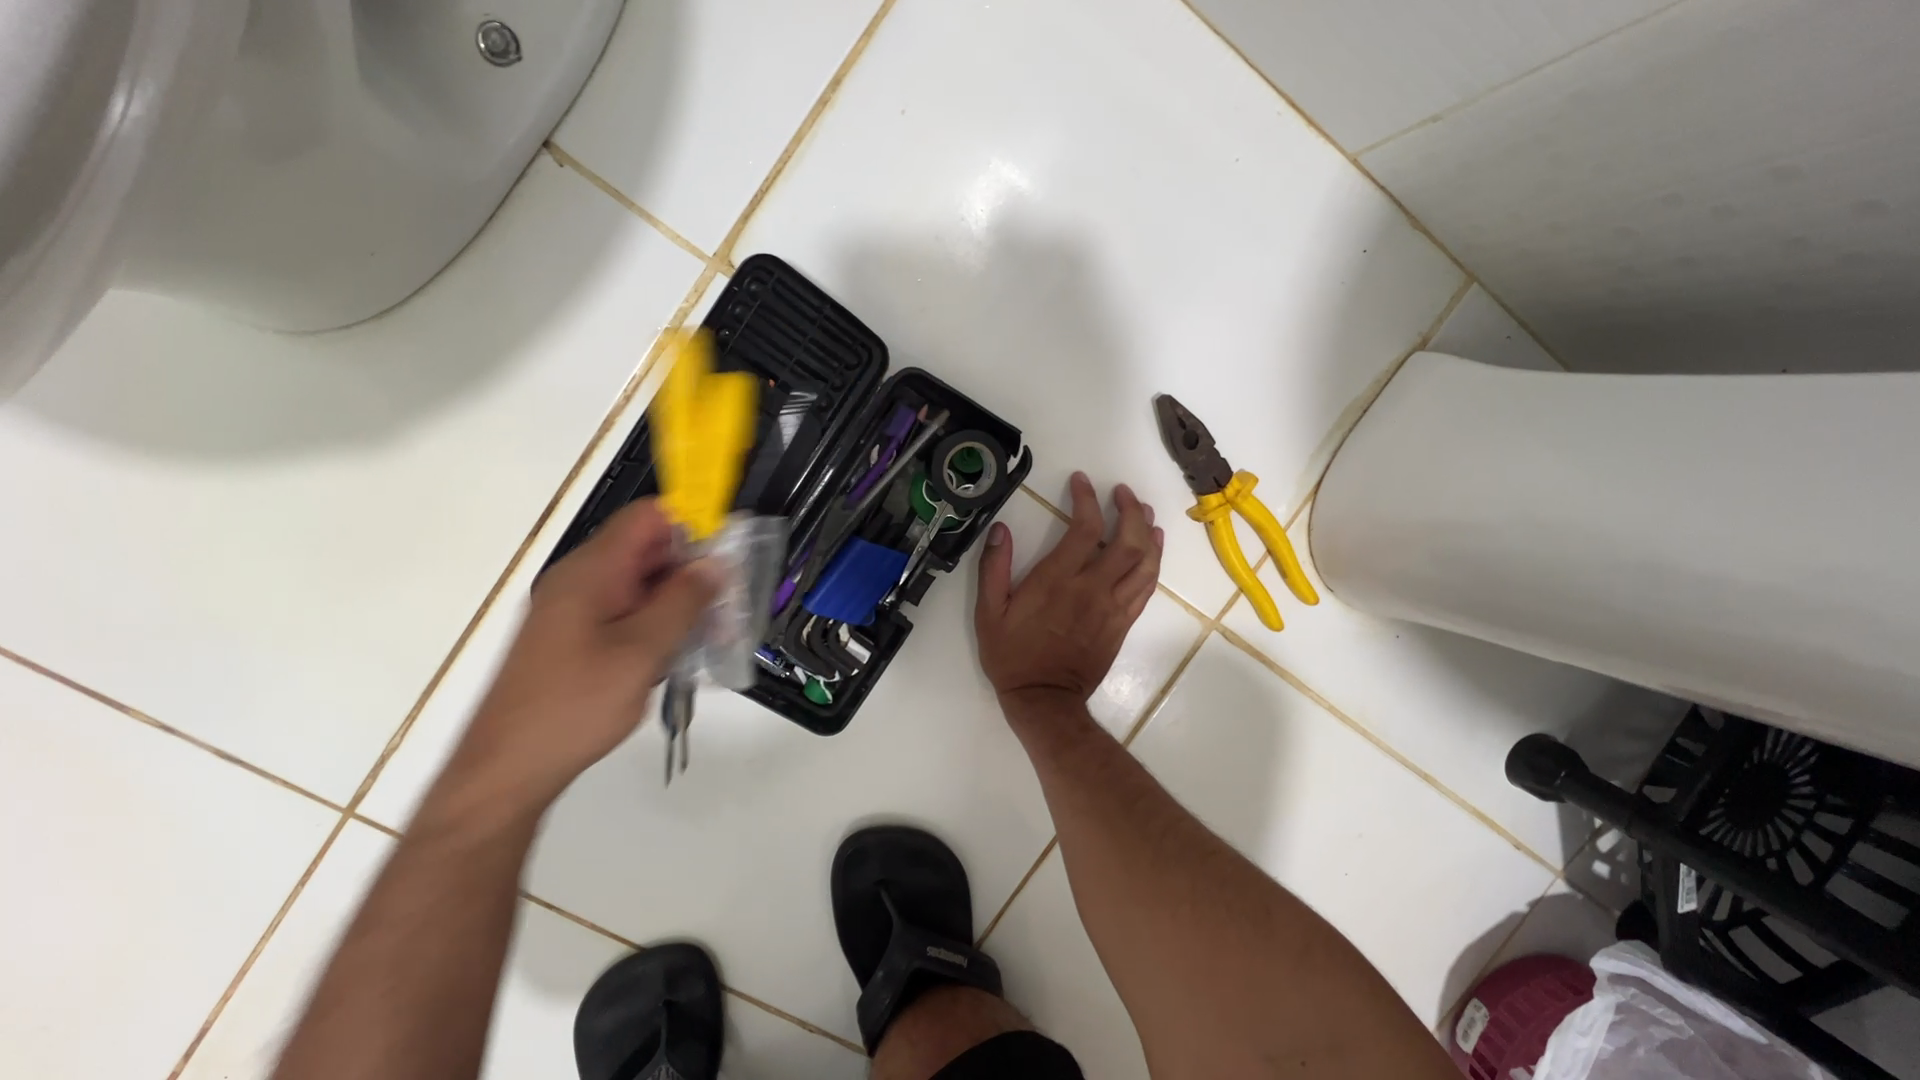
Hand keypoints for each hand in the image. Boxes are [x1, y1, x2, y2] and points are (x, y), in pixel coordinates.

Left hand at [450, 500, 719, 809]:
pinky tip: (679, 655)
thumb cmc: (574, 706)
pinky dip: (655, 625)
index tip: (728, 555)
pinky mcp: (572, 641)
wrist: (507, 769)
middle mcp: (578, 582)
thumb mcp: (641, 652)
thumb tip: (714, 563)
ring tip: (715, 634)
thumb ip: (682, 602)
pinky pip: (623, 615)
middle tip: (731, 603)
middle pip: (645, 551)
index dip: (691, 525)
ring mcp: (572, 612)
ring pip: (638, 587)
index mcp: (590, 572)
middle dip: (692, 570)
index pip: (647, 518)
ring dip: (677, 603)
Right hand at [975, 472, 1163, 713]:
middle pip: (1126, 540)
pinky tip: (1154, 545)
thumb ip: (994, 568)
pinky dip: (1155, 561)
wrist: (1044, 699)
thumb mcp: (988, 612)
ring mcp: (1112, 606)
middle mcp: (1092, 588)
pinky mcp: (1123, 622)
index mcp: (1058, 581)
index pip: (1084, 528)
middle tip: (1122, 492)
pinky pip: (1147, 585)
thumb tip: (1000, 530)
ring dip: (1148, 531)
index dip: (1086, 499)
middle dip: (1129, 509)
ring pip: (1144, 561)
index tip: (1082, 482)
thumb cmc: (1012, 655)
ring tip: (1143, 511)